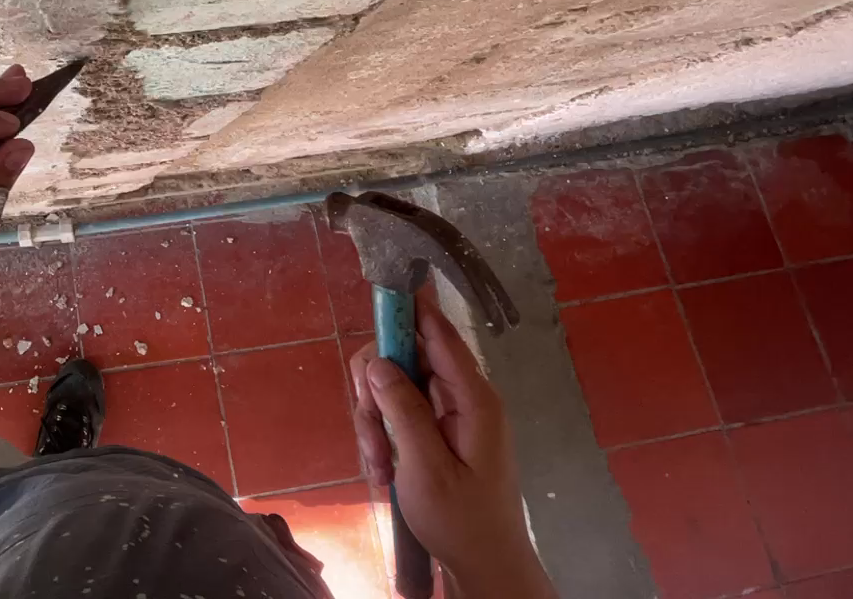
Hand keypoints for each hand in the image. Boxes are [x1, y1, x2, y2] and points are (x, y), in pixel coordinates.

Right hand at [350, 307, 555, 598]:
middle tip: (369, 430)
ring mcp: (444, 408)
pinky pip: (391, 405)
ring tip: (376, 463)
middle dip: (373, 389)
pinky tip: (381, 467)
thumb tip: (377, 361)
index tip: (383, 285)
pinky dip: (378, 431)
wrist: (483, 568)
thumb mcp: (428, 470)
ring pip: (388, 381)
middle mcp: (459, 394)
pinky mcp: (430, 423)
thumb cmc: (462, 522)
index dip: (410, 306)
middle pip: (400, 356)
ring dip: (372, 418)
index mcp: (473, 399)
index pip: (439, 334)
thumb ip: (403, 410)